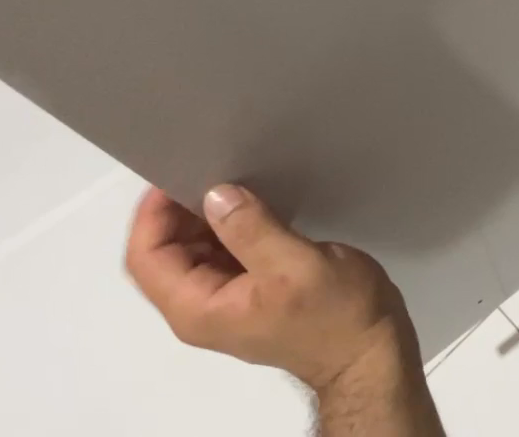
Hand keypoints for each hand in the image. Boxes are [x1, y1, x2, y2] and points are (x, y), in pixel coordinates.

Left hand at [124, 184, 418, 392]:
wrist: (369, 350)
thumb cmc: (335, 311)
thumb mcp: (296, 264)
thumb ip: (253, 229)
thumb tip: (216, 194)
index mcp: (199, 308)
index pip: (149, 259)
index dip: (153, 216)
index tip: (179, 172)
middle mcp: (202, 308)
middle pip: (167, 256)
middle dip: (179, 213)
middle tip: (212, 168)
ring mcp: (229, 303)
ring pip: (197, 255)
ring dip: (207, 219)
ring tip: (237, 178)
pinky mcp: (255, 294)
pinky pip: (227, 257)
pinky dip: (232, 229)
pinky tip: (258, 206)